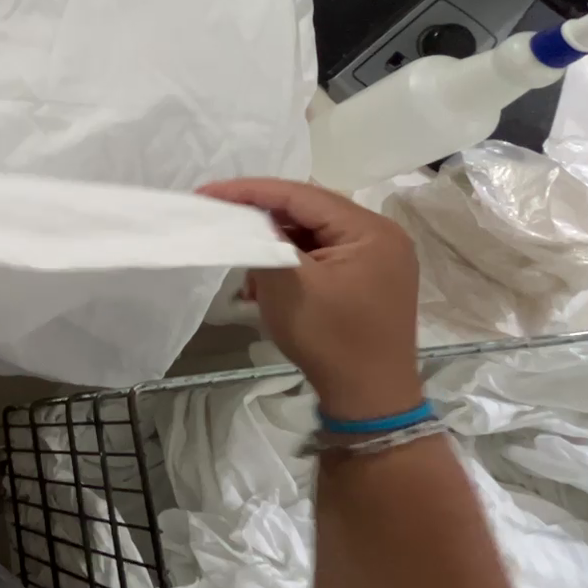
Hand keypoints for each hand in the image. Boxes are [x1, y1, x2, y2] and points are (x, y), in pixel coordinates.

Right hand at [198, 178, 421, 420]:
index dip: (249, 190)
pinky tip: (263, 272)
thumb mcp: (288, 284)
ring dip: (272, 237)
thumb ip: (263, 241)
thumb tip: (240, 217)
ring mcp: (376, 257)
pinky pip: (320, 251)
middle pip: (308, 209)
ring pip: (311, 230)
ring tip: (237, 246)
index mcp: (371, 230)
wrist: (369, 397)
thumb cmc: (331, 338)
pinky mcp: (367, 276)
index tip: (207, 192)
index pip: (301, 195)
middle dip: (259, 211)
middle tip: (216, 210)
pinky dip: (288, 255)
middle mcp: (380, 235)